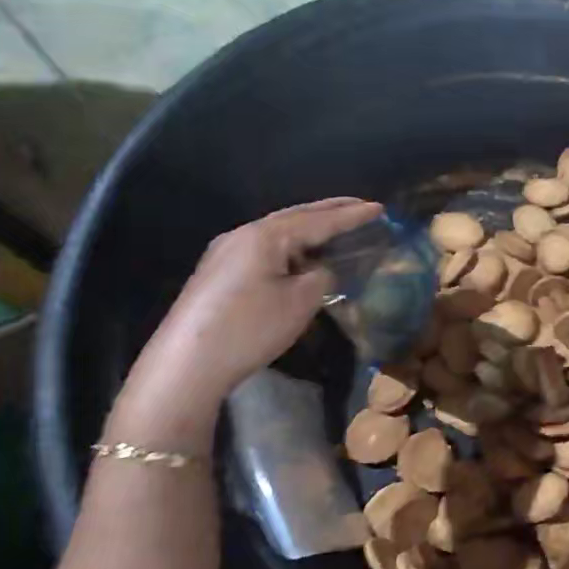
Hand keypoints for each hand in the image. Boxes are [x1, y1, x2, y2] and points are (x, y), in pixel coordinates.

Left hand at [128, 198, 383, 405]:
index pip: (319, 221)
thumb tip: (319, 269)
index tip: (379, 209)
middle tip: (360, 206)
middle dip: (329, 210)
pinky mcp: (219, 272)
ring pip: (277, 231)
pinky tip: (300, 256)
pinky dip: (290, 245)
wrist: (188, 362)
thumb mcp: (300, 302)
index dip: (352, 216)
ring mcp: (226, 252)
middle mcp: (243, 234)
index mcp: (266, 236)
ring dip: (309, 227)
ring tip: (335, 227)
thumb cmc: (250, 328)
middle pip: (294, 216)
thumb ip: (320, 276)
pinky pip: (264, 247)